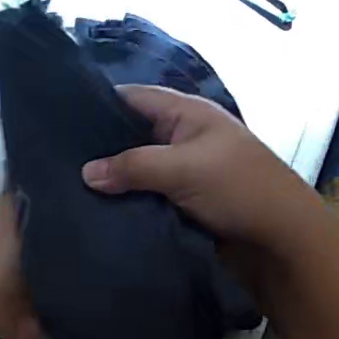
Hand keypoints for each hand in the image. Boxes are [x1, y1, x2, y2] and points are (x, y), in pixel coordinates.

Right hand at [80, 86, 320, 247]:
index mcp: (187, 114)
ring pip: (139, 170)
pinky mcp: (184, 203)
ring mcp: (184, 172)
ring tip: (68, 188)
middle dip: (100, 148)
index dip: (98, 105)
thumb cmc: (238, 189)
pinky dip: (129, 202)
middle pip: (132, 135)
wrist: (281, 240)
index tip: (59, 121)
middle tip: (57, 162)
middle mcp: (183, 138)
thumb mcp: (182, 169)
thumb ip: (132, 166)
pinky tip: (99, 210)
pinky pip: (149, 196)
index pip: (133, 98)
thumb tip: (85, 173)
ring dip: (114, 180)